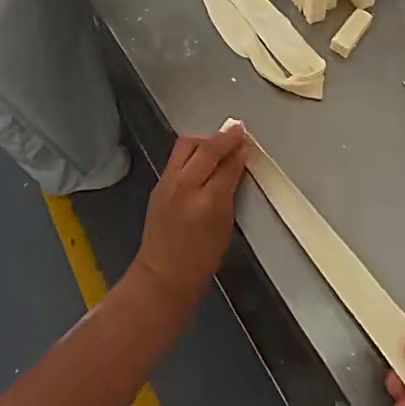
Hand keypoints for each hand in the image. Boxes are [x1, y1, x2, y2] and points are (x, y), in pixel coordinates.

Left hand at [132, 121, 252, 299]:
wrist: (163, 274)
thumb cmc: (201, 258)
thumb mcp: (224, 226)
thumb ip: (229, 191)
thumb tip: (236, 164)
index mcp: (207, 202)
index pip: (226, 165)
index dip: (238, 150)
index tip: (246, 139)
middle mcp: (185, 186)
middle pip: (204, 148)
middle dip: (222, 137)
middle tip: (236, 131)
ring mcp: (167, 183)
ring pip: (186, 146)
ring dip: (204, 140)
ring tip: (219, 141)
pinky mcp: (158, 184)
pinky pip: (176, 158)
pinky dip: (191, 151)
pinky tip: (201, 156)